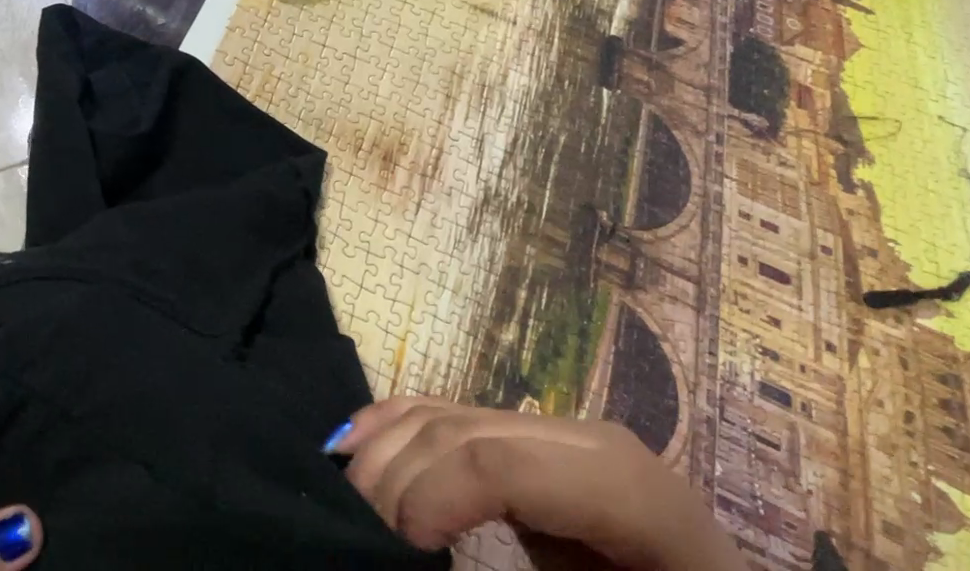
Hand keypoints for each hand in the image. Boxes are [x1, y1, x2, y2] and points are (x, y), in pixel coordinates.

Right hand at [330, 397, 743, 570]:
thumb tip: (415, 557)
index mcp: (626, 491)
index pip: (502, 466)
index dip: (430, 497)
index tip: (396, 548)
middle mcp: (585, 440)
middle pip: (460, 434)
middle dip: (393, 480)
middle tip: (353, 530)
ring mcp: (556, 429)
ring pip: (444, 416)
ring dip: (381, 452)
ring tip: (343, 500)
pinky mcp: (530, 435)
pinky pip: (449, 413)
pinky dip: (394, 425)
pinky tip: (350, 442)